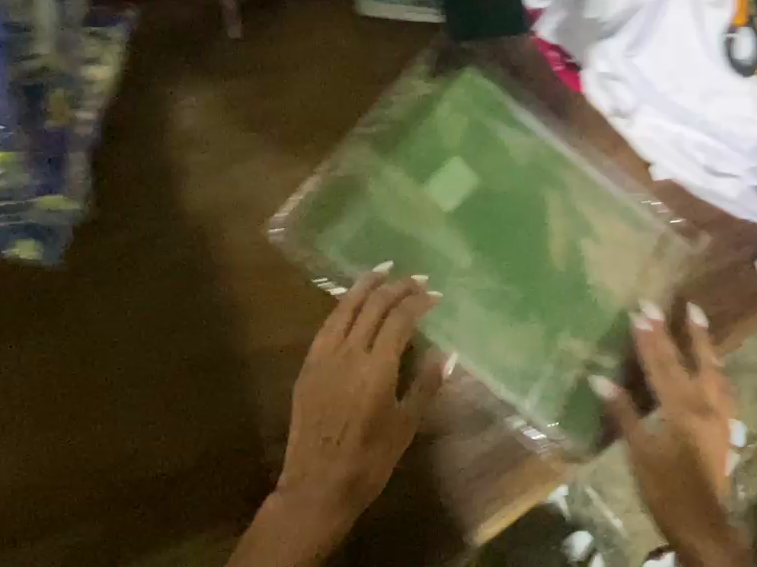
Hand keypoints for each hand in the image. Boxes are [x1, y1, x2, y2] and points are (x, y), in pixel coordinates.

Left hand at [279, 265, 446, 521]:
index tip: (435, 294)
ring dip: (367, 285)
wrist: (316, 487)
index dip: (419, 302)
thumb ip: (425, 384)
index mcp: (377, 368)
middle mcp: (350, 353)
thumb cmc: (369, 461)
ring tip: (385, 270)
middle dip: (398, 287)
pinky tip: (353, 299)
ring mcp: (325, 356)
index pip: (401, 319)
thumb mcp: (406, 425)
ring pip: (346, 307)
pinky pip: (328, 323)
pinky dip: (344, 304)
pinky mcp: (309, 365)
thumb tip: (447, 353)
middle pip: (374, 305)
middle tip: (417, 278)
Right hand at [593, 303, 751, 566]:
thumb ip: (624, 413)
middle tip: (664, 304)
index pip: (662, 364)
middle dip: (675, 331)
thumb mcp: (639, 453)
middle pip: (690, 360)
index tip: (640, 310)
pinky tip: (713, 362)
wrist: (703, 524)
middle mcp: (705, 404)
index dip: (649, 338)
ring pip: (714, 368)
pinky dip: (716, 366)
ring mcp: (720, 414)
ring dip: (703, 341)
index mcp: (682, 409)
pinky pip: (723, 384)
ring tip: (696, 316)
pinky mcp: (726, 426)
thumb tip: (599, 379)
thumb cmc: (666, 490)